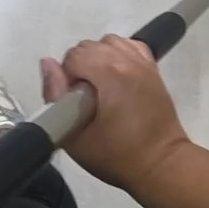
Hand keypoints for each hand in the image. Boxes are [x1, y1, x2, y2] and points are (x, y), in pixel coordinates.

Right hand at [40, 34, 193, 195]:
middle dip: (80, 68)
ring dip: (98, 58)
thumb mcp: (74, 137)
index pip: (73, 56)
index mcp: (109, 74)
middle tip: (85, 99)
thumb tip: (47, 63)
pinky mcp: (153, 68)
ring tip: (100, 86)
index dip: (67, 79)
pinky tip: (116, 75)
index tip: (74, 103)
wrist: (161, 165)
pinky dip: (118, 54)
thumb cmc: (116, 156)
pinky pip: (129, 45)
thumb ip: (55, 97)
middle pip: (88, 46)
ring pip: (108, 42)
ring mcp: (142, 62)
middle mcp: (127, 61)